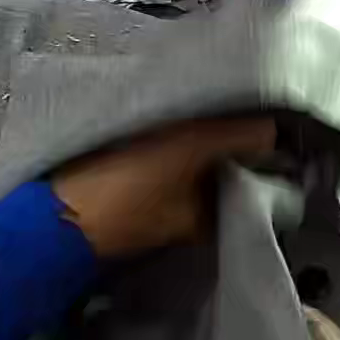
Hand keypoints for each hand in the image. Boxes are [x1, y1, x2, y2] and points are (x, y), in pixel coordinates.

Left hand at [49, 117, 275, 256]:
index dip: (274, 152)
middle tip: (255, 175)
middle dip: (249, 147)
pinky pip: (185, 128)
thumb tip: (255, 202)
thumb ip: (231, 208)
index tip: (277, 172)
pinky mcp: (141, 127)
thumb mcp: (192, 222)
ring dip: (222, 144)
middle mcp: (186, 117)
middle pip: (236, 123)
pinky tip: (194, 169)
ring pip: (210, 124)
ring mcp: (161, 118)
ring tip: (225, 173)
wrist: (62, 219)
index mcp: (205, 134)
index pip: (262, 131)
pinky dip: (197, 145)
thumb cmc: (132, 218)